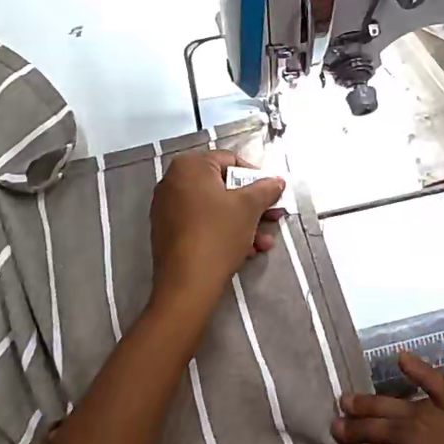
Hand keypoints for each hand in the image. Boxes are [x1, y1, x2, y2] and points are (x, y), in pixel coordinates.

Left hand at [149, 150, 284, 310]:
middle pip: (222, 186)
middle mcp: (172, 181)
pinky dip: (223, 232)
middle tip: (273, 217)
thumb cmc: (218, 234)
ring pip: (214, 208)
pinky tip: (245, 250)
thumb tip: (276, 181)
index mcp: (189, 166)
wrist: (187, 284)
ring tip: (263, 242)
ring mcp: (166, 208)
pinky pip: (201, 223)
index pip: (230, 160)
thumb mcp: (249, 207)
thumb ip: (265, 189)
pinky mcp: (167, 232)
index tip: (271, 194)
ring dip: (243, 222)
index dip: (256, 176)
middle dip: (252, 204)